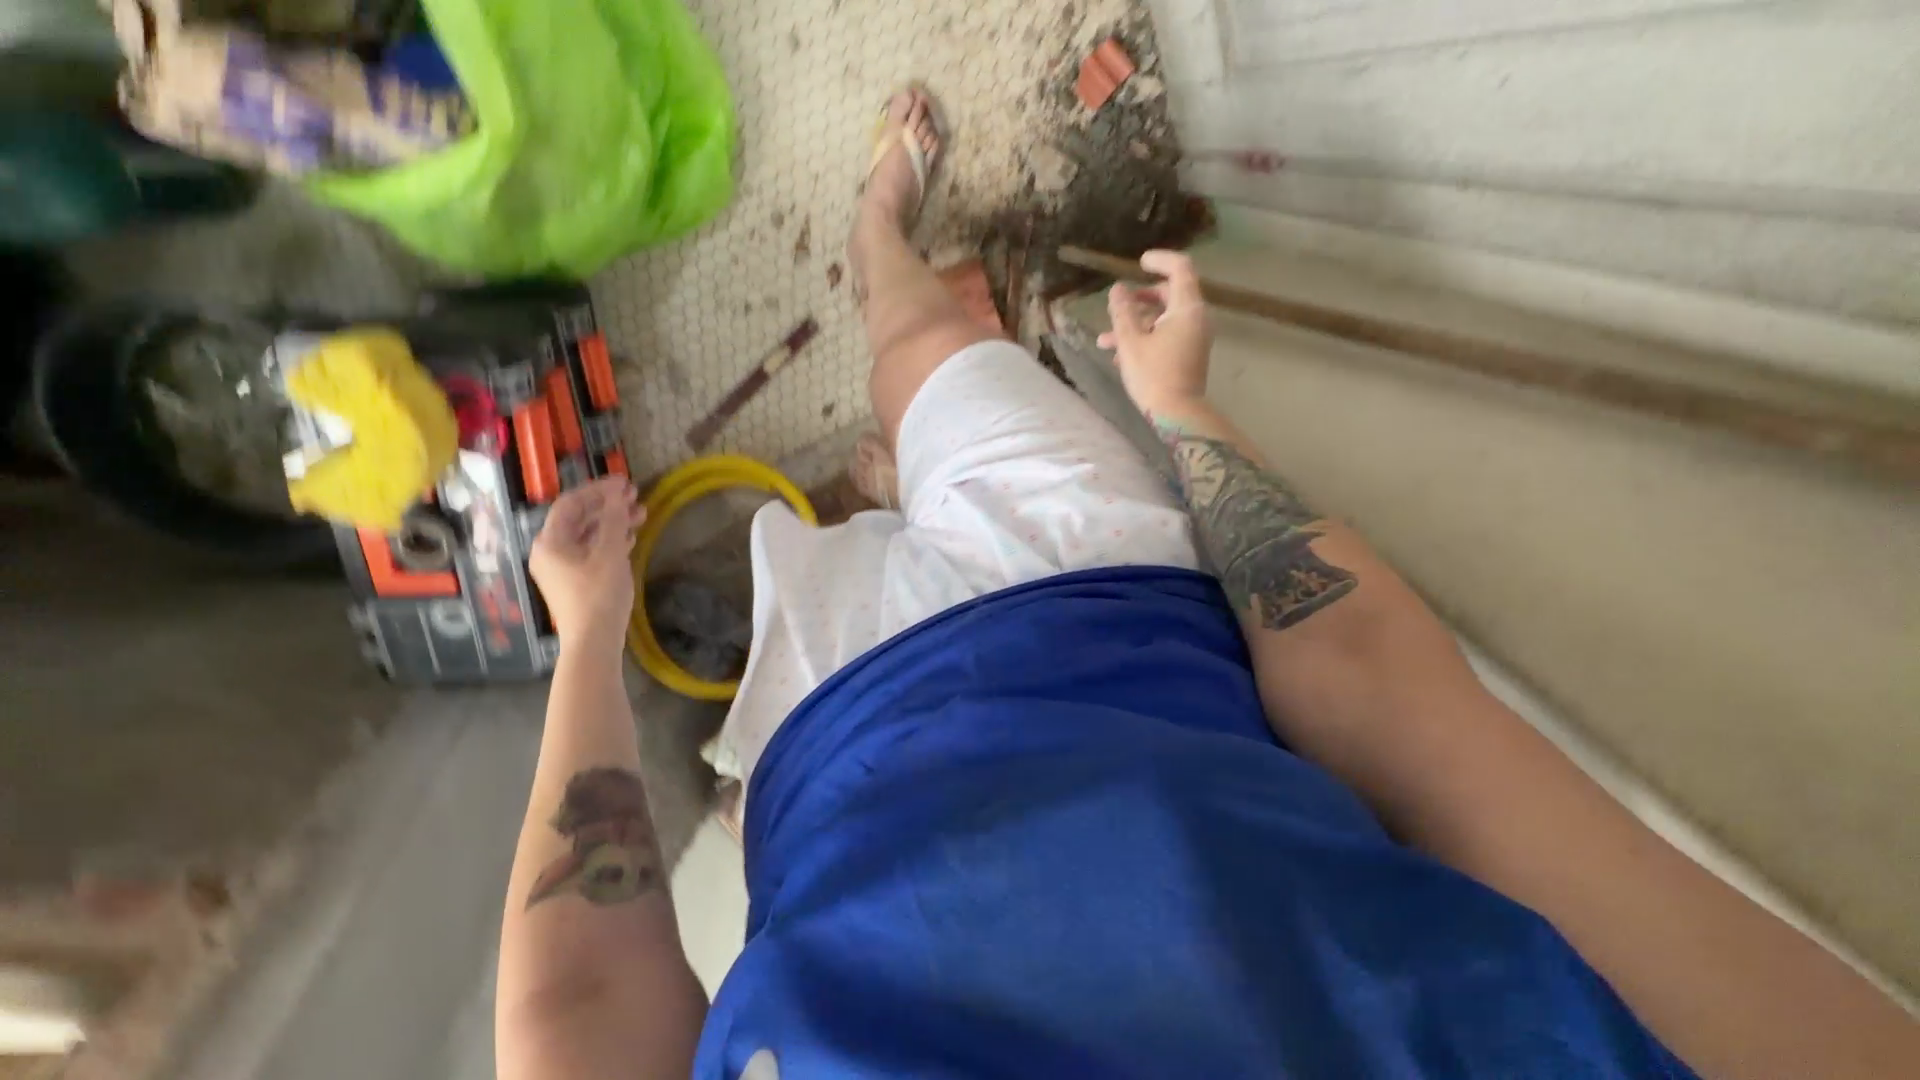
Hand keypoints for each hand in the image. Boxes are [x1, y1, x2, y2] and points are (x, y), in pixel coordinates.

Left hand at [530, 477, 646, 651]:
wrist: (593, 642)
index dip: (599, 490)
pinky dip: (609, 541)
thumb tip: (618, 493)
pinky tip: (630, 538)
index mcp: (551, 541)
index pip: (571, 503)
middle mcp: (550, 552)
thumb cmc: (598, 595)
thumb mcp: (609, 553)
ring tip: (640, 516)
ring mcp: (561, 568)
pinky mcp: (574, 581)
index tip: (626, 483)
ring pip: (587, 535)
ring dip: (612, 523)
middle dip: (608, 506)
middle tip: (636, 497)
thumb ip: (613, 520)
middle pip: (579, 518)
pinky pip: (590, 551)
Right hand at [1098, 249, 1213, 416]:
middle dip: (1141, 298)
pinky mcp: (1189, 355)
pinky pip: (1167, 336)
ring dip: (1136, 324)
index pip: (1180, 269)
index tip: (1139, 262)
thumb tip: (1117, 290)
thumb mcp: (1130, 341)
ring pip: (1164, 319)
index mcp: (1187, 309)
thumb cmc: (1153, 375)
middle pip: (1171, 294)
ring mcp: (1194, 338)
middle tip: (1120, 302)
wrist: (1177, 415)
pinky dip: (1146, 338)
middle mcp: (1196, 319)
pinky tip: (1119, 356)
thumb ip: (1122, 312)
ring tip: (1106, 340)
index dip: (1160, 260)